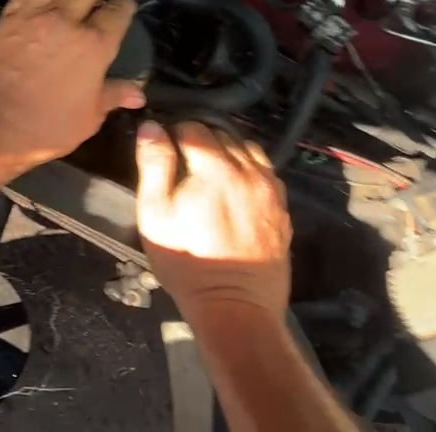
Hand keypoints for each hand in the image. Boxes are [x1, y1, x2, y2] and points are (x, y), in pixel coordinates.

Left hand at [0, 0, 144, 165]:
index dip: (124, 7)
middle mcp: (67, 20)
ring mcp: (35, 14)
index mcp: (95, 45)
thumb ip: (113, 95)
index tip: (124, 8)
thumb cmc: (47, 126)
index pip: (117, 12)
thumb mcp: (89, 117)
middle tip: (95, 5)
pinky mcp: (9, 15)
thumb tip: (137, 93)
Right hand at [135, 121, 291, 322]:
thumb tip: (152, 126)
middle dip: (200, 138)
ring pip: (248, 148)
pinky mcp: (283, 210)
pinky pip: (266, 172)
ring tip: (209, 170)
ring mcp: (271, 191)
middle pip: (223, 133)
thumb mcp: (155, 212)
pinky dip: (248, 168)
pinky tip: (234, 186)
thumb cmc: (186, 260)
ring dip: (227, 150)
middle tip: (181, 160)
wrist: (236, 307)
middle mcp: (249, 171)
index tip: (162, 149)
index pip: (193, 127)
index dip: (173, 132)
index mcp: (215, 168)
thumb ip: (153, 164)